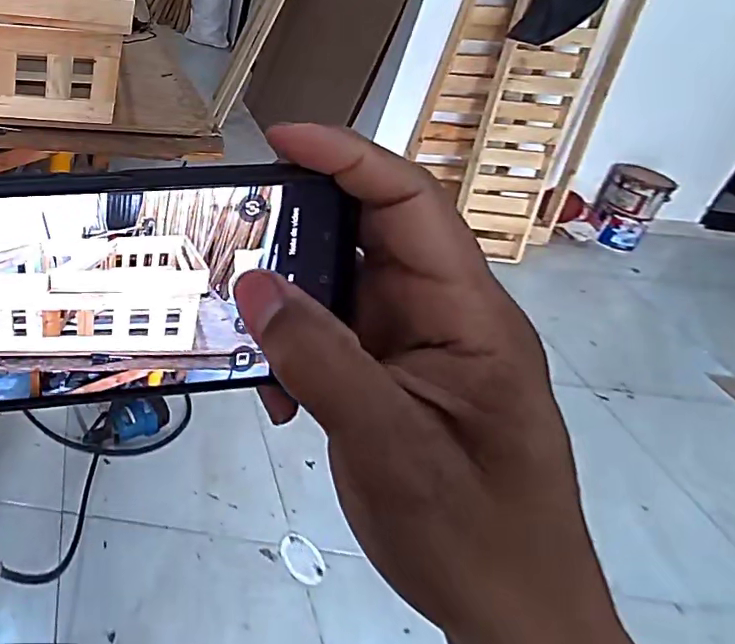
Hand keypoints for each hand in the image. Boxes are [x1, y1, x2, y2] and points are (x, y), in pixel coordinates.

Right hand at [233, 125, 627, 643]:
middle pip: (362, 229)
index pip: (411, 205)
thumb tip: (250, 283)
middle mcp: (436, 313)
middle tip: (225, 210)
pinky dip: (280, 337)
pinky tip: (268, 380)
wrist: (509, 618)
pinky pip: (317, 325)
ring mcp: (404, 339)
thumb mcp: (396, 450)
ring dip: (278, 283)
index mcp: (467, 316)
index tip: (278, 139)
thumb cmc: (477, 536)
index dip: (347, 158)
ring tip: (226, 292)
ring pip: (330, 277)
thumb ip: (324, 363)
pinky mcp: (376, 366)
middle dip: (293, 212)